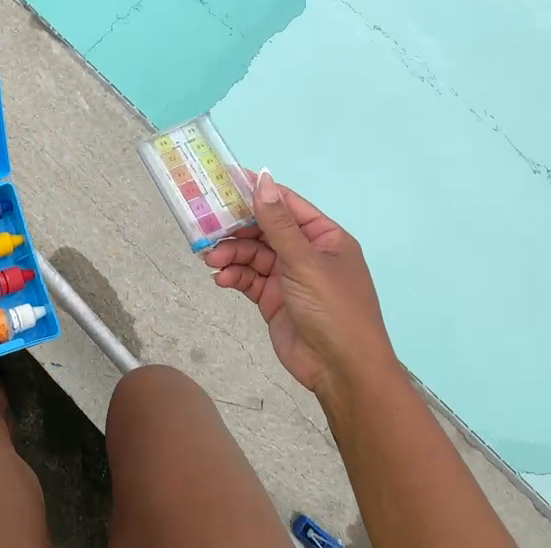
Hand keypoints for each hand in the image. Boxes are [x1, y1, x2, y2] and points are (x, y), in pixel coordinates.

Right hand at [204, 170, 397, 400]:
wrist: (343, 373)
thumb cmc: (333, 309)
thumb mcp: (305, 262)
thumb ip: (278, 222)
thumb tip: (262, 177)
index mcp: (323, 237)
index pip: (285, 204)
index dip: (256, 192)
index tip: (222, 181)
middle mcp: (306, 252)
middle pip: (263, 228)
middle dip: (236, 229)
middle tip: (207, 226)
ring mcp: (289, 276)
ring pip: (252, 254)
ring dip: (231, 254)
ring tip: (212, 260)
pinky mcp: (273, 299)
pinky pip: (248, 278)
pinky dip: (233, 276)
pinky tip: (221, 279)